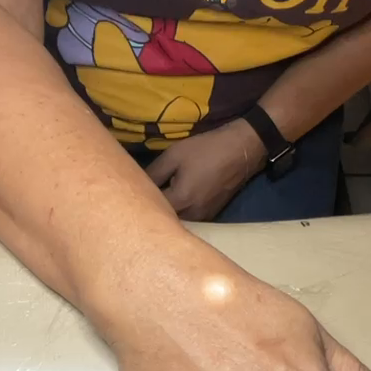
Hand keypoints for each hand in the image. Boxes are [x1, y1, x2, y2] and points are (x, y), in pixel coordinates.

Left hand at [144, 119, 264, 221]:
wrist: (241, 150)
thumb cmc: (206, 150)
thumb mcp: (174, 155)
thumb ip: (153, 173)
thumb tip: (137, 184)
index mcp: (181, 201)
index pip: (152, 208)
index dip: (139, 201)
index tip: (130, 192)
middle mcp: (192, 216)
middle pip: (164, 219)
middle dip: (152, 210)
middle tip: (139, 198)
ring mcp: (204, 218)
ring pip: (177, 221)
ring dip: (166, 213)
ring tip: (156, 200)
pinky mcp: (211, 216)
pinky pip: (189, 218)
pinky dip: (179, 213)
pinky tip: (174, 201)